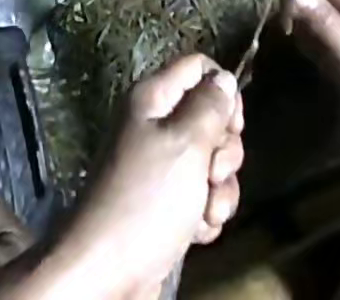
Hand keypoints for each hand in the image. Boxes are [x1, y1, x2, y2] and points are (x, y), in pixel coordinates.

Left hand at [60, 55, 244, 296]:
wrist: (108, 272)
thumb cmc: (147, 197)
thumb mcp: (186, 144)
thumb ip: (210, 106)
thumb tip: (225, 77)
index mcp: (153, 98)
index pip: (198, 68)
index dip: (223, 89)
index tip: (232, 124)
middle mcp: (157, 124)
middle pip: (211, 116)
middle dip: (224, 150)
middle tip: (212, 172)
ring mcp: (161, 164)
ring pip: (212, 160)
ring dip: (219, 189)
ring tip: (204, 210)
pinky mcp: (167, 201)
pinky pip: (201, 194)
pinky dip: (205, 212)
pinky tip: (197, 231)